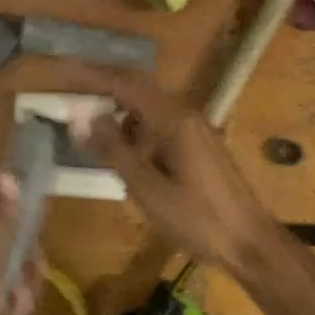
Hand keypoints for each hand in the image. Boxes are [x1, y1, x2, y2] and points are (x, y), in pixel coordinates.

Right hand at [52, 63, 274, 273]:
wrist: (251, 243)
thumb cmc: (199, 219)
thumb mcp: (149, 190)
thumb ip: (115, 151)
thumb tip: (83, 117)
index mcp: (173, 120)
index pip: (126, 84)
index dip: (92, 75)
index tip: (62, 71)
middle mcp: (184, 114)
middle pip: (137, 87)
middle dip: (102, 84)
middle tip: (69, 88)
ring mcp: (193, 129)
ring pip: (148, 106)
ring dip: (117, 107)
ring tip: (86, 121)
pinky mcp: (196, 145)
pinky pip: (158, 123)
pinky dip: (133, 127)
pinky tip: (120, 148)